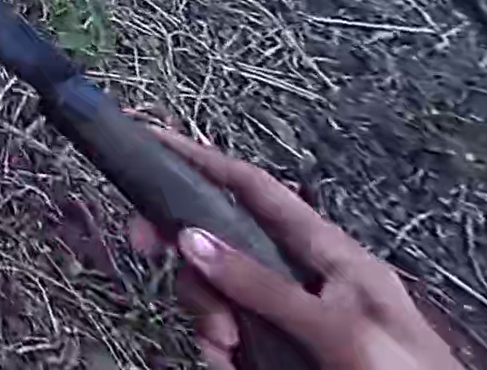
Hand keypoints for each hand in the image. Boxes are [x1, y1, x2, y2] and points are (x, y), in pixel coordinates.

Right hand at [128, 127, 465, 369]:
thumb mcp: (344, 336)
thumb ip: (264, 286)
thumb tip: (188, 238)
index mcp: (331, 255)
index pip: (252, 186)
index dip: (201, 157)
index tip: (149, 138)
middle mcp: (306, 277)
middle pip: (222, 235)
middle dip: (185, 247)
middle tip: (142, 247)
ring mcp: (296, 317)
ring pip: (219, 284)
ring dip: (203, 308)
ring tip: (220, 348)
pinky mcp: (286, 353)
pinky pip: (229, 328)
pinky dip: (215, 343)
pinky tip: (223, 361)